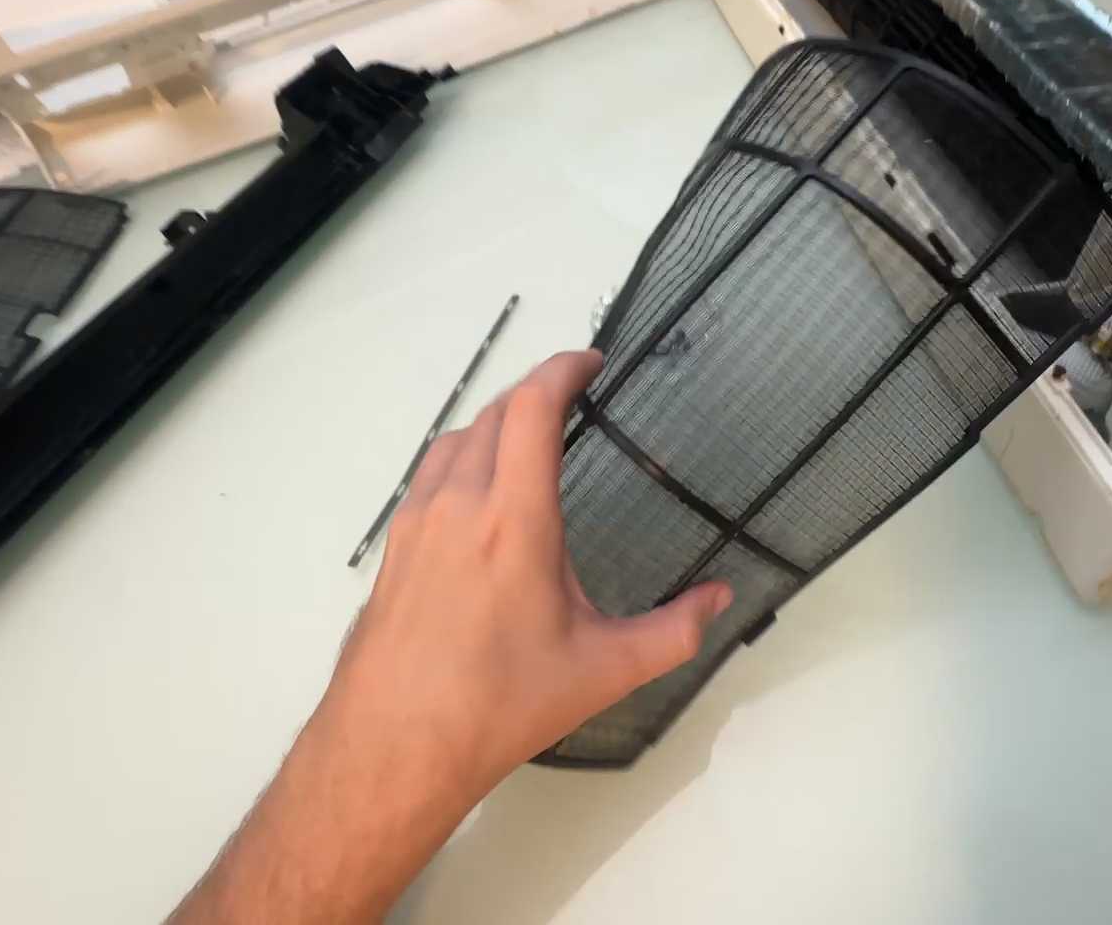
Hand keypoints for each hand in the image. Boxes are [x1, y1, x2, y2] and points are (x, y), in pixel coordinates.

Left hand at [332, 347, 733, 793]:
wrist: (390, 750)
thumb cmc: (501, 704)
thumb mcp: (604, 670)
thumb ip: (675, 631)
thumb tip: (722, 599)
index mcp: (515, 519)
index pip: (533, 409)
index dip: (563, 369)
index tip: (592, 360)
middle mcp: (461, 504)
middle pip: (497, 410)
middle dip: (539, 387)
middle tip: (576, 392)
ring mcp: (419, 521)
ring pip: (459, 435)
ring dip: (500, 416)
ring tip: (534, 430)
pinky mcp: (395, 544)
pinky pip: (433, 469)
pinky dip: (468, 449)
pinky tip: (485, 483)